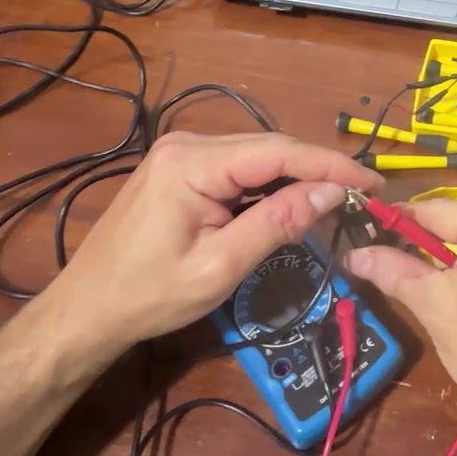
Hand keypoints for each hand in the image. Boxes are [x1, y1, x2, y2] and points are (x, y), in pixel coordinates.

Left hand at [36, 132, 382, 357]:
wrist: (84, 312)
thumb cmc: (148, 297)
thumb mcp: (220, 267)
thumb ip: (277, 223)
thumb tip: (332, 192)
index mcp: (193, 162)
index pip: (280, 152)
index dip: (331, 165)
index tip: (373, 183)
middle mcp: (189, 142)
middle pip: (272, 148)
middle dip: (320, 169)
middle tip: (362, 194)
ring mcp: (183, 152)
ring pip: (260, 154)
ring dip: (299, 175)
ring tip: (338, 197)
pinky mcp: (182, 166)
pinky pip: (241, 166)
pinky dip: (273, 182)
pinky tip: (294, 199)